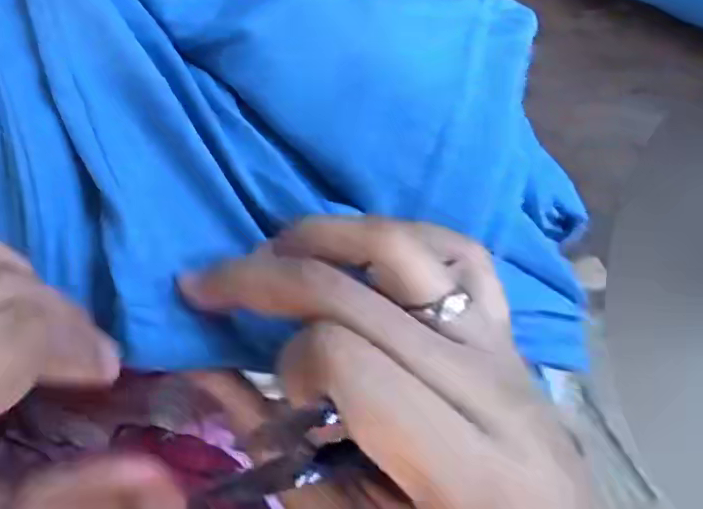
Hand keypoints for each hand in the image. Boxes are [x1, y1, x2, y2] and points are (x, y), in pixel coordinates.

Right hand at [179, 218, 597, 508]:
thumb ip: (269, 438)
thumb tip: (197, 362)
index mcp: (465, 469)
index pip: (343, 356)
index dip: (289, 363)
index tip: (277, 392)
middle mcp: (491, 393)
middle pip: (349, 288)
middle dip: (259, 277)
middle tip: (208, 285)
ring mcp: (504, 351)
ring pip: (400, 245)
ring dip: (318, 234)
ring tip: (275, 252)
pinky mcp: (505, 333)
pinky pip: (459, 253)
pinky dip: (396, 238)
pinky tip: (354, 254)